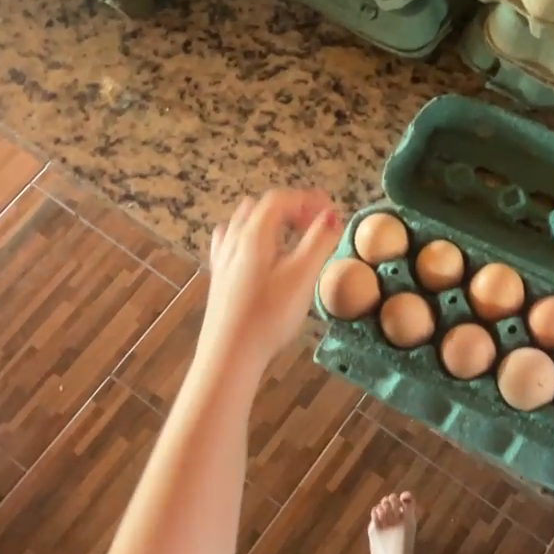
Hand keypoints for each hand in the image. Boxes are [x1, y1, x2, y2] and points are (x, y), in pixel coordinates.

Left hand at [195, 189, 342, 380]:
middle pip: (261, 207)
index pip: (280, 199)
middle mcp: (234, 238)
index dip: (308, 199)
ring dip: (271, 221)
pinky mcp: (220, 276)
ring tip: (292, 238)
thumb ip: (319, 242)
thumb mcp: (303, 277)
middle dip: (291, 208)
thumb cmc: (269, 316)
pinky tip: (260, 255)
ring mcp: (223, 257)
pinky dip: (251, 237)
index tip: (331, 211)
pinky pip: (233, 241)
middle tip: (315, 224)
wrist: (230, 354)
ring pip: (245, 222)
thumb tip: (333, 215)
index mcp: (255, 233)